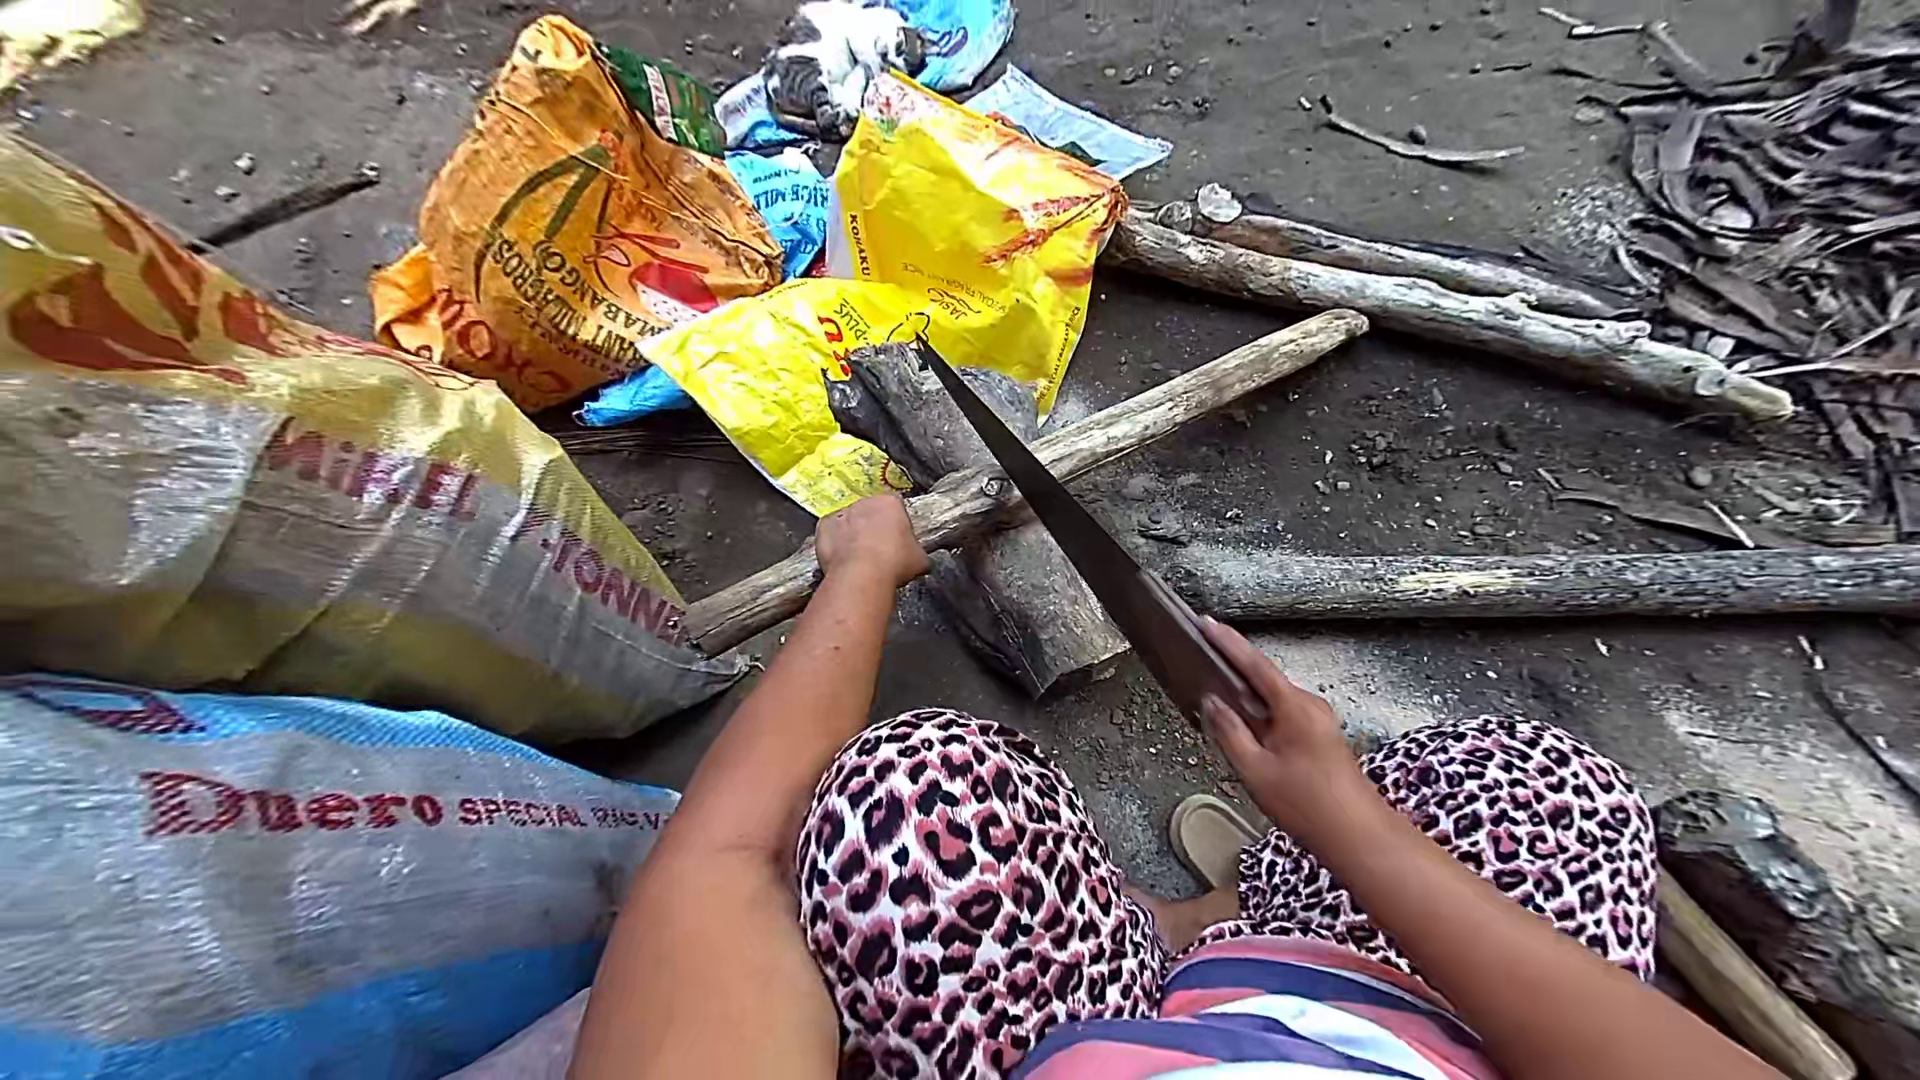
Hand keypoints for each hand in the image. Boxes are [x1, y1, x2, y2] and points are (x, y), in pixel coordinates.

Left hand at [815, 494, 928, 589]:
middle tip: (878, 552)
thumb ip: (918, 553)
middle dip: (873, 529)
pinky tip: (843, 561)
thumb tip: (920, 561)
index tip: (897, 544)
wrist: (862, 575)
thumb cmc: (895, 563)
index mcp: (891, 502)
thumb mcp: (920, 560)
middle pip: (870, 513)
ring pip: (849, 523)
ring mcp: (841, 512)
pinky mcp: (823, 526)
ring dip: (853, 536)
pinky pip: (831, 534)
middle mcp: (865, 502)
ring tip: (859, 560)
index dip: (897, 528)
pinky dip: (835, 544)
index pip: (896, 510)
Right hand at [1198, 618, 1368, 837]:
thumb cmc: (1310, 806)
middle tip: (1203, 658)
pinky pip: (1280, 712)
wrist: (1359, 839)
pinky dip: (1258, 713)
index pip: (1254, 664)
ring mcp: (1317, 720)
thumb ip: (1229, 730)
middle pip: (1262, 677)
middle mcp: (1309, 706)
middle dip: (1232, 668)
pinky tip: (1242, 727)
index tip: (1207, 624)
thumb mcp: (1255, 768)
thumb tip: (1212, 703)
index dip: (1227, 642)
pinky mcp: (1318, 735)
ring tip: (1215, 699)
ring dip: (1244, 696)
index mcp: (1295, 707)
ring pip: (1270, 697)